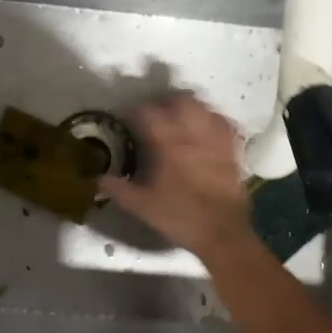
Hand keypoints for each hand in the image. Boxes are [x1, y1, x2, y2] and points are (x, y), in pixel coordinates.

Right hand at [101, 93, 251, 259]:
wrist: (223, 233)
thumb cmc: (180, 217)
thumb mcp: (142, 206)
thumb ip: (118, 189)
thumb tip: (97, 178)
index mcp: (167, 142)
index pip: (147, 112)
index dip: (135, 111)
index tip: (127, 118)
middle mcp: (192, 132)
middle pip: (179, 99)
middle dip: (165, 101)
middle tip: (155, 113)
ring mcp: (216, 137)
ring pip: (203, 106)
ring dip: (189, 106)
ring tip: (180, 117)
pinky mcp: (234, 148)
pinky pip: (224, 122)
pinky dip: (213, 119)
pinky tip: (206, 129)